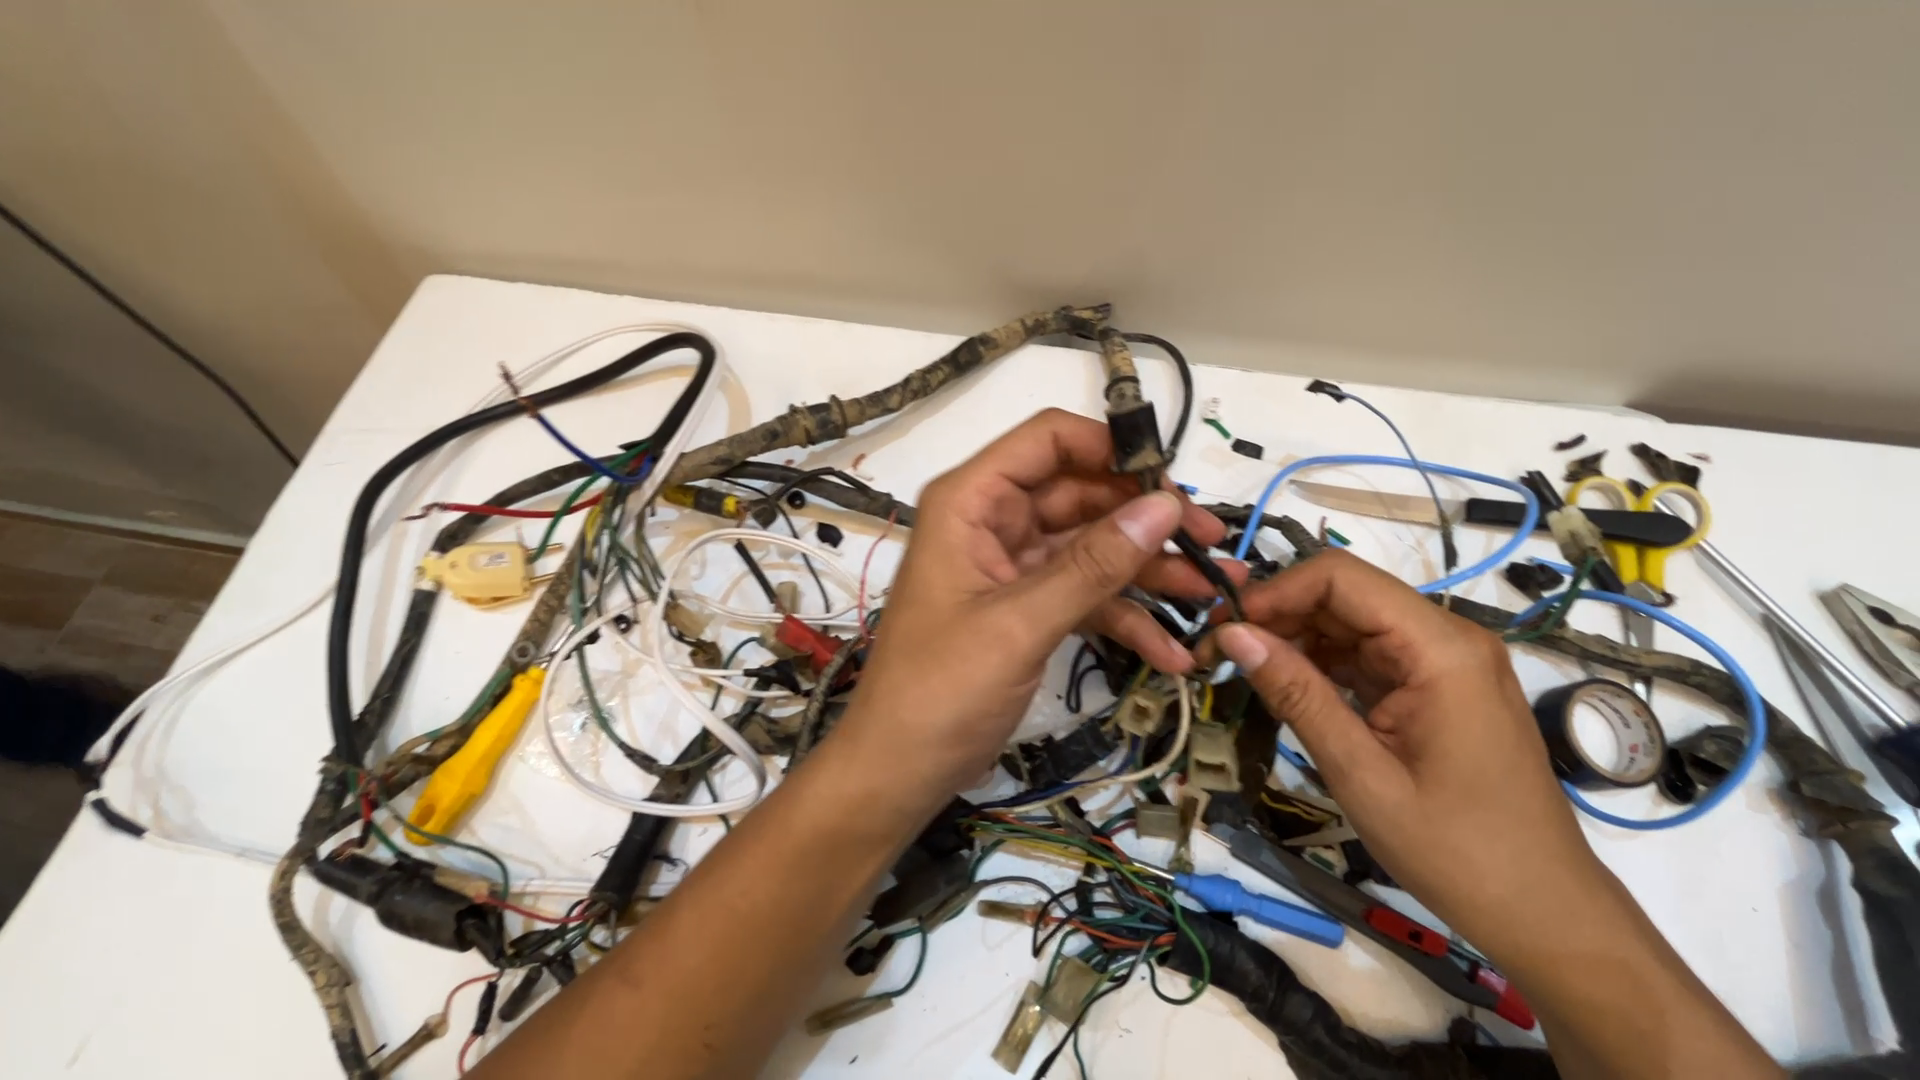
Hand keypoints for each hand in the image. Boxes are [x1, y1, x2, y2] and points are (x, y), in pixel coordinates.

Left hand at [843, 408, 1245, 793]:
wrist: (900, 768)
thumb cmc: (941, 689)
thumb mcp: (1020, 623)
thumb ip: (1093, 564)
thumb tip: (1164, 506)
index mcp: (972, 501)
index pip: (1048, 440)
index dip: (1112, 449)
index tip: (1172, 483)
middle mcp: (993, 522)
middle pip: (1082, 494)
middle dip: (1148, 520)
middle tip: (1212, 546)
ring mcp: (1013, 566)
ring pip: (1093, 547)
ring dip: (1151, 571)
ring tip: (1216, 594)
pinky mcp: (1028, 608)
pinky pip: (1086, 596)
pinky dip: (1126, 619)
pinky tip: (1172, 652)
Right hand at [1204, 550, 1609, 958]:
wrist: (1543, 911)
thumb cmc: (1455, 849)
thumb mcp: (1361, 774)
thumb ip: (1297, 695)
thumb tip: (1231, 635)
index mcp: (1440, 648)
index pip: (1341, 578)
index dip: (1274, 592)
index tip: (1224, 630)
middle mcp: (1447, 639)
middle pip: (1345, 596)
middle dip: (1277, 616)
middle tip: (1218, 655)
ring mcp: (1445, 663)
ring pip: (1351, 625)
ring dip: (1295, 642)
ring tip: (1243, 674)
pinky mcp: (1437, 688)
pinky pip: (1368, 657)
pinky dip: (1323, 668)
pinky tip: (1287, 691)